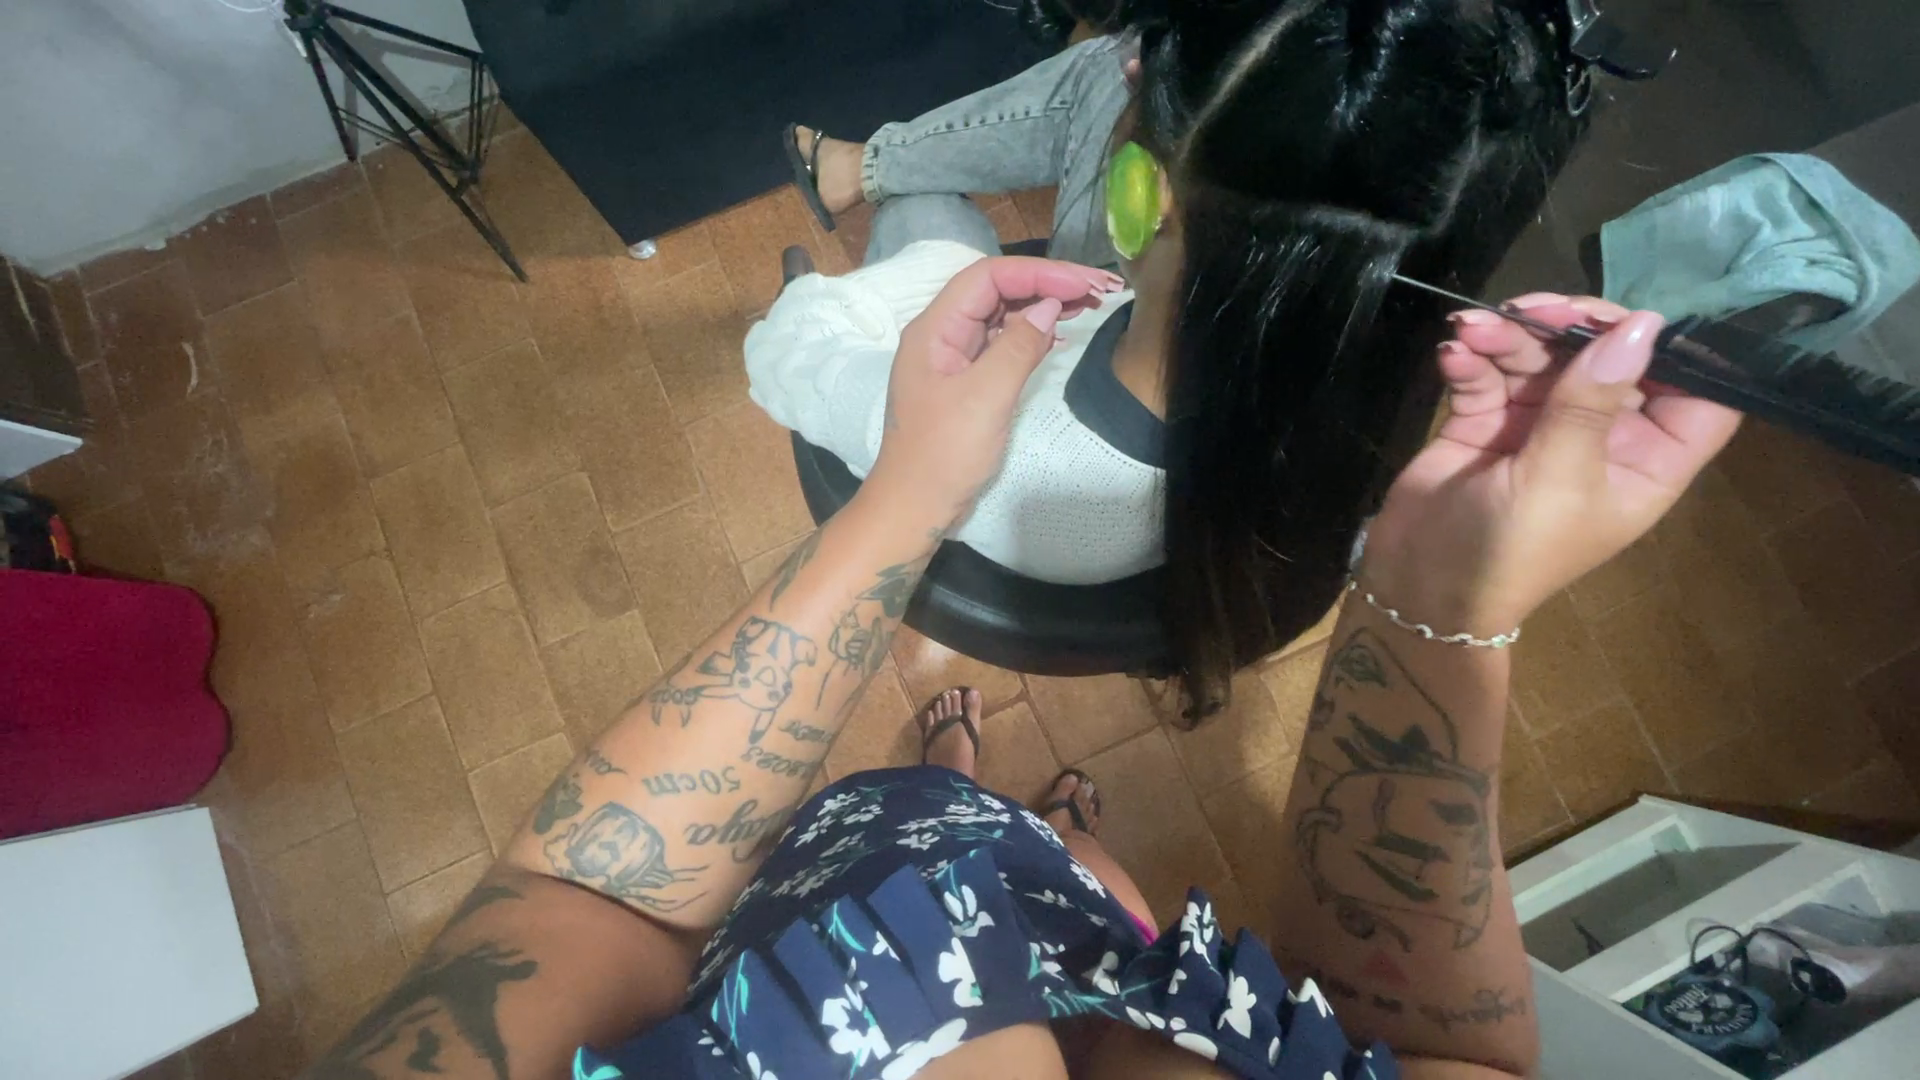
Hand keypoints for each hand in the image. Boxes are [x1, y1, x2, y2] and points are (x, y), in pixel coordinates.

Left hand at [861, 256, 1122, 524]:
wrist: (914, 506)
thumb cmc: (943, 454)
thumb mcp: (985, 398)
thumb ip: (1018, 347)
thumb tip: (1049, 307)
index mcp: (934, 329)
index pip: (989, 278)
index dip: (1039, 273)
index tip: (1084, 283)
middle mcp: (941, 336)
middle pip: (996, 292)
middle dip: (1045, 285)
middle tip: (1099, 291)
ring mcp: (952, 361)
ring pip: (1000, 319)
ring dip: (1041, 308)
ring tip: (1088, 306)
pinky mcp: (965, 384)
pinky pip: (1000, 347)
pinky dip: (1030, 338)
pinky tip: (1058, 336)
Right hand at [1363, 295, 1742, 631]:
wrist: (1418, 583)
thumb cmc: (1508, 548)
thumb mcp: (1557, 479)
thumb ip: (1589, 403)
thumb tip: (1640, 325)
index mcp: (1643, 458)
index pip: (1692, 391)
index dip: (1676, 350)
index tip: (1634, 321)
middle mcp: (1595, 435)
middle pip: (1603, 360)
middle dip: (1568, 327)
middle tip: (1528, 308)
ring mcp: (1533, 427)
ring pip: (1535, 361)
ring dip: (1504, 338)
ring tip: (1470, 328)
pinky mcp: (1479, 423)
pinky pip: (1483, 377)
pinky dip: (1468, 360)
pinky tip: (1452, 353)